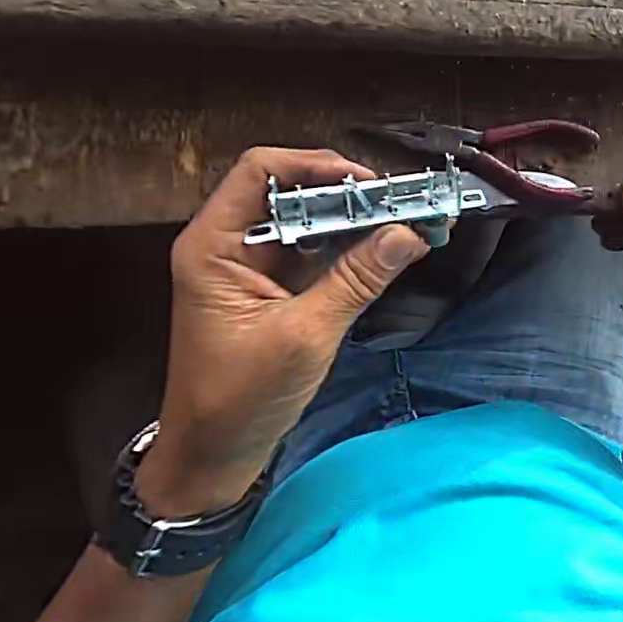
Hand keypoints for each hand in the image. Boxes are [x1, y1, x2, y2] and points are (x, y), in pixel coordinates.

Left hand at [137, 148, 428, 515]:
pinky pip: (319, 251)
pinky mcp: (277, 286)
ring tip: (403, 221)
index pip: (260, 172)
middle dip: (347, 193)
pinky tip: (388, 249)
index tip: (369, 184)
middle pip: (290, 192)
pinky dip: (353, 247)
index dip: (315, 166)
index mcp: (215, 246)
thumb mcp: (306, 334)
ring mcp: (256, 265)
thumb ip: (357, 280)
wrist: (216, 454)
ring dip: (355, 219)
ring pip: (309, 220)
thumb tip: (407, 235)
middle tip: (399, 204)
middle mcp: (232, 244)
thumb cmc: (242, 397)